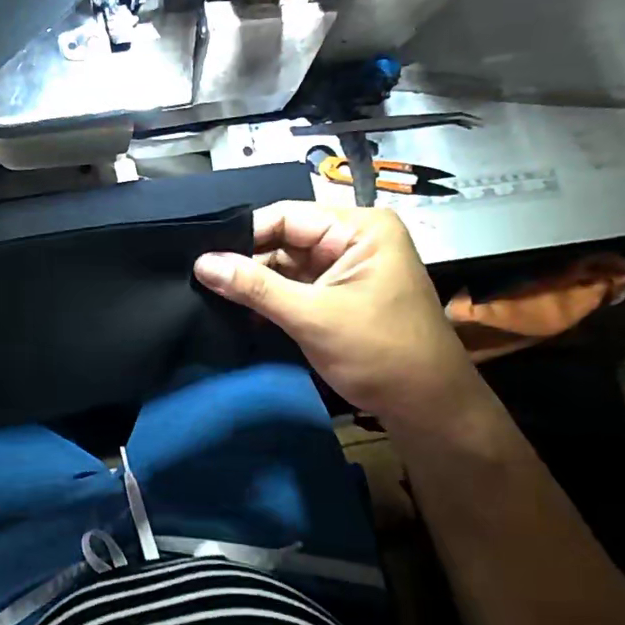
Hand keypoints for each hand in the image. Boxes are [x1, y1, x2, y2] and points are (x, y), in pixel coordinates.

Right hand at [193, 202, 481, 427]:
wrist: (427, 407)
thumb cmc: (379, 353)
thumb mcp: (313, 317)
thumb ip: (255, 287)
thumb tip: (201, 263)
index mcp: (359, 228)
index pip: (288, 217)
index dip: (244, 234)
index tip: (200, 253)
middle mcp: (353, 240)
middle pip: (286, 240)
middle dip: (246, 260)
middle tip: (198, 276)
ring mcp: (347, 269)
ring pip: (288, 266)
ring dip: (255, 283)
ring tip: (208, 292)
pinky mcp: (340, 297)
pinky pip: (297, 288)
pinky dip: (271, 299)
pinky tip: (237, 308)